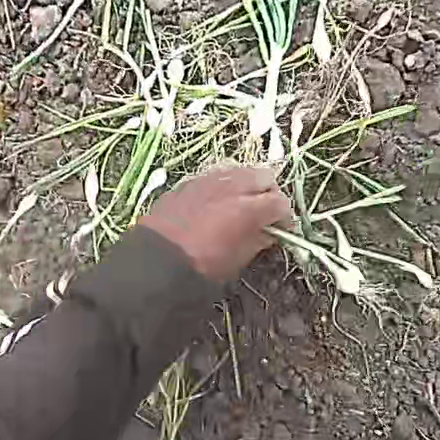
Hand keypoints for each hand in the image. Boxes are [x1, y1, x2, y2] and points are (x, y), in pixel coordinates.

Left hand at [139, 165, 290, 281]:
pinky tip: (218, 203)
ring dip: (246, 186)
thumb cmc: (200, 268)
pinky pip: (215, 176)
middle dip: (269, 194)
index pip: (279, 203)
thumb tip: (268, 232)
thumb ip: (257, 240)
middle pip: (263, 177)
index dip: (285, 218)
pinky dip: (224, 186)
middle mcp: (230, 186)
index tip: (282, 230)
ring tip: (242, 206)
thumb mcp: (236, 260)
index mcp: (247, 207)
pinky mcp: (188, 182)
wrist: (155, 263)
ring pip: (239, 171)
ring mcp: (207, 180)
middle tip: (266, 214)